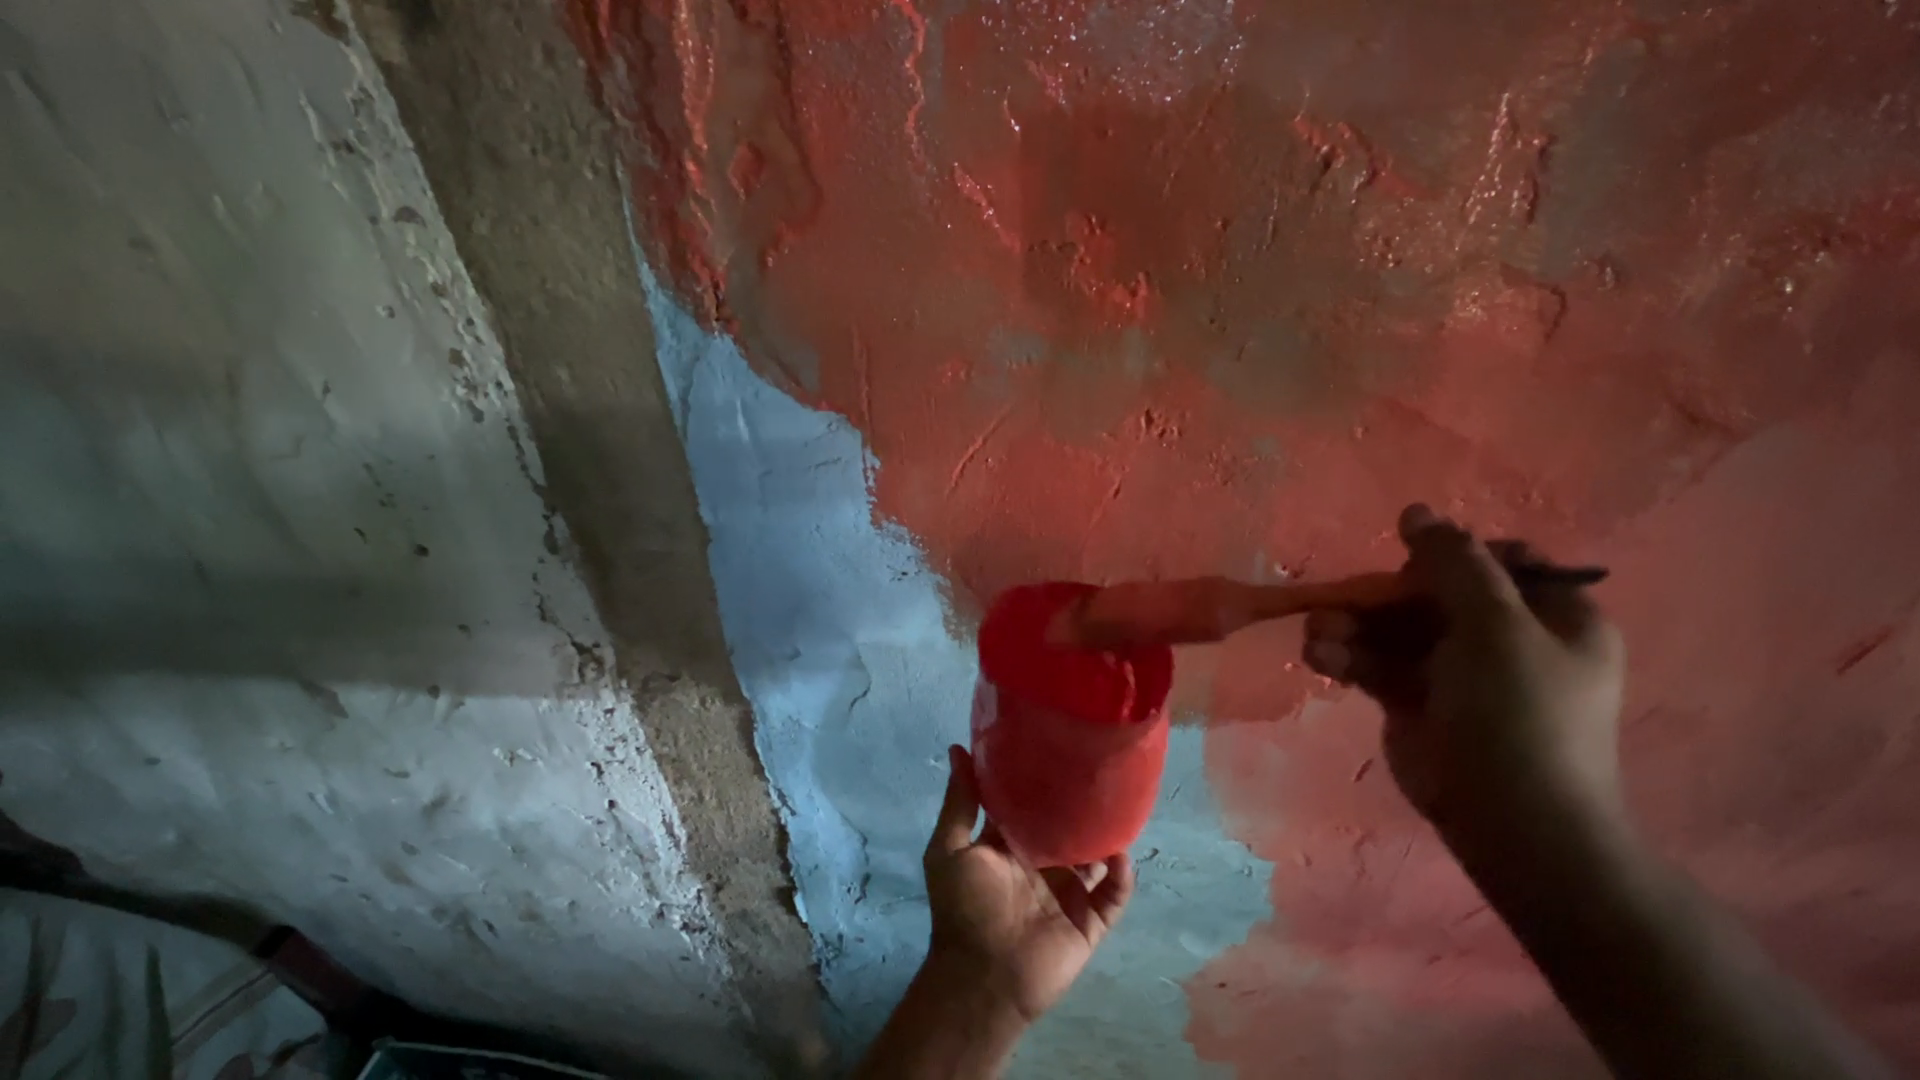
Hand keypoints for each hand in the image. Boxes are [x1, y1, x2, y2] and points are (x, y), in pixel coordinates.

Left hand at [922, 745, 1134, 1022]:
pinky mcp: (1090, 921)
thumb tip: (958, 748)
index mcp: (1010, 845)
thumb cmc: (963, 908)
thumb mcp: (949, 849)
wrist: (982, 978)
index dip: (1043, 780)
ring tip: (1119, 802)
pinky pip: (1114, 893)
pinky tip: (1120, 852)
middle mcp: (1042, 863)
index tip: (1059, 743)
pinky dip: (1122, 874)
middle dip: (1082, 803)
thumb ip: (960, 801)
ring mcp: (1069, 892)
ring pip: (1096, 856)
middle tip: (1099, 767)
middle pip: (1069, 827)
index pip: (1032, 805)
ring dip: (1107, 834)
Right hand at [1302, 504, 1627, 843]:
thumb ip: (1454, 563)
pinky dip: (1346, 656)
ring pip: (1395, 628)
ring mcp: (1456, 672)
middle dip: (1384, 595)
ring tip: (1319, 633)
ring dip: (1353, 625)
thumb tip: (1416, 510)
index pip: (1499, 562)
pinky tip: (1319, 656)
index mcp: (1553, 616)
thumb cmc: (1519, 714)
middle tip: (1347, 601)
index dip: (1451, 555)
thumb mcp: (1496, 626)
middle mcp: (1505, 638)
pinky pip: (1375, 663)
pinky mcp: (1414, 701)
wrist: (1507, 820)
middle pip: (1434, 592)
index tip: (1414, 565)